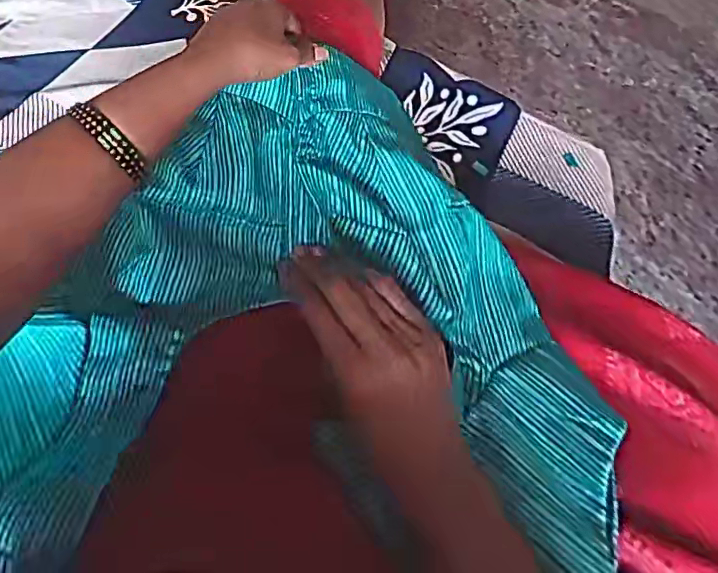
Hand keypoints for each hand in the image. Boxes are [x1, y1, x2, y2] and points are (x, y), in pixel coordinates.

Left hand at [180, 0, 322, 87]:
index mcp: (274, 7)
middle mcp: (252, 3)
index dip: (299, 40)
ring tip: (256, 60)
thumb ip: (306, 53)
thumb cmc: (254, 56)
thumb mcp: (287, 59)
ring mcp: (230, 11)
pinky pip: (234, 32)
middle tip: (277, 59)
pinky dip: (238, 42)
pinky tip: (237, 57)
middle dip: (277, 38)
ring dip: (257, 39)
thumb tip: (322, 51)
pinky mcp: (213, 23)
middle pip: (272, 21)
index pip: (295, 21)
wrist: (209, 61)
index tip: (296, 57)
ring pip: (251, 25)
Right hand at [283, 248, 536, 572]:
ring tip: (319, 251)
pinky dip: (372, 277)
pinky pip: (397, 295)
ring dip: (341, 265)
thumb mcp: (337, 397)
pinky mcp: (432, 335)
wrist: (434, 466)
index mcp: (355, 371)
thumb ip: (324, 351)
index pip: (319, 312)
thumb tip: (310, 307)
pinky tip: (355, 267)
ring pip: (369, 287)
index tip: (283, 267)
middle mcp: (385, 349)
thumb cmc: (374, 443)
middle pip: (343, 292)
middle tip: (297, 252)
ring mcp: (413, 340)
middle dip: (316, 267)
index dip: (299, 285)